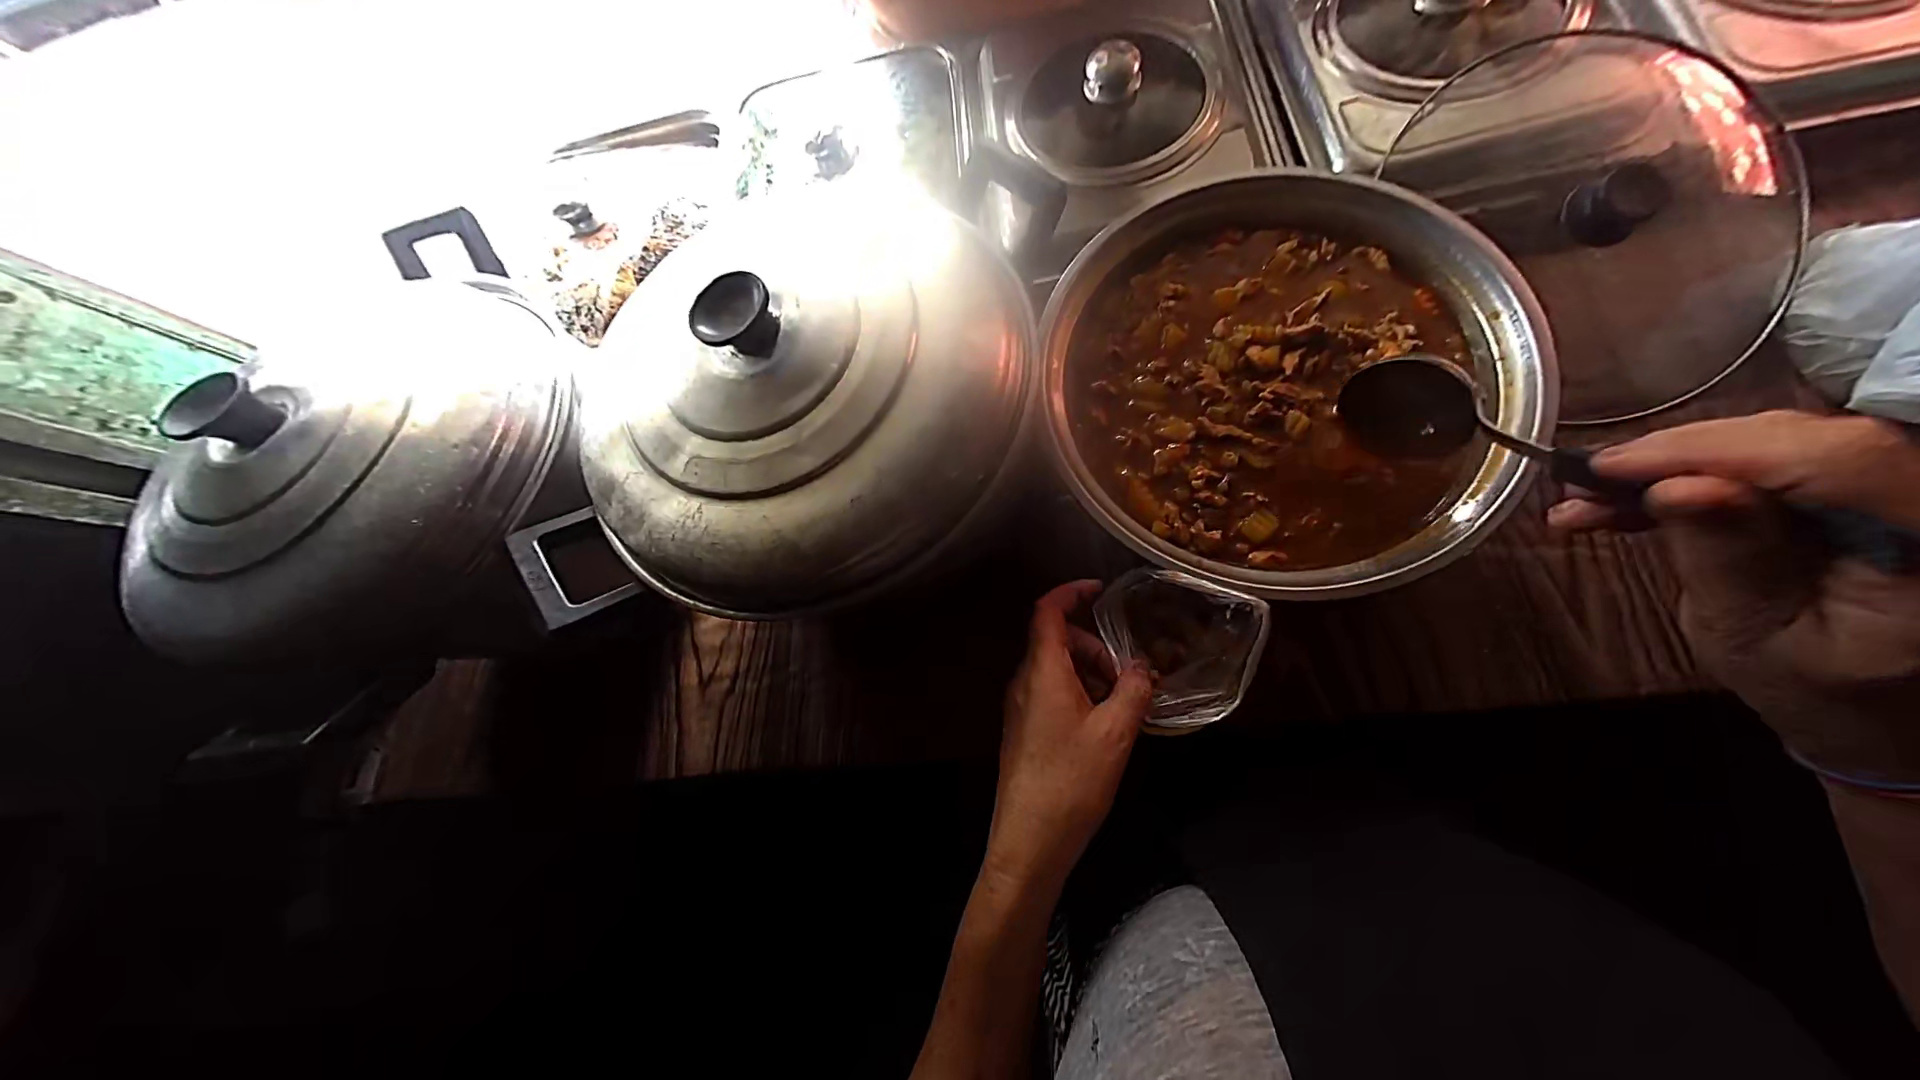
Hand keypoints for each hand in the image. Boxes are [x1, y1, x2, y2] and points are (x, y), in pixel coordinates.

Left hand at [986, 580, 1153, 895]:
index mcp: (1041, 671)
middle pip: (1057, 641)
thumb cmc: (1071, 781)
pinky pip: (1051, 693)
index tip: (1101, 590)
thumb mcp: (1114, 734)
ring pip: (1056, 669)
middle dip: (1095, 646)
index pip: (1047, 611)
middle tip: (1129, 673)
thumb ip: (1132, 692)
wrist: (1029, 839)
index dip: (1071, 592)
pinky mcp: (1023, 730)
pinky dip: (1079, 693)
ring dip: (1090, 673)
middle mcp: (1024, 682)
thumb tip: (1142, 668)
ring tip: (1123, 703)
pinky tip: (1104, 724)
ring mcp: (1020, 707)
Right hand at [1547, 410, 1919, 779]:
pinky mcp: (1864, 478)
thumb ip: (1727, 559)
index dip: (1711, 451)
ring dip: (1673, 461)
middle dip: (1679, 454)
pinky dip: (1691, 469)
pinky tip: (1627, 493)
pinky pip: (1773, 451)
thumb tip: (1676, 490)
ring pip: (1776, 437)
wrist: (1882, 704)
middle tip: (1581, 481)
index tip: (1604, 467)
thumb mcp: (1757, 634)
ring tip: (1589, 494)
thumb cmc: (1821, 688)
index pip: (1835, 459)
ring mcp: (1900, 479)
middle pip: (1799, 437)